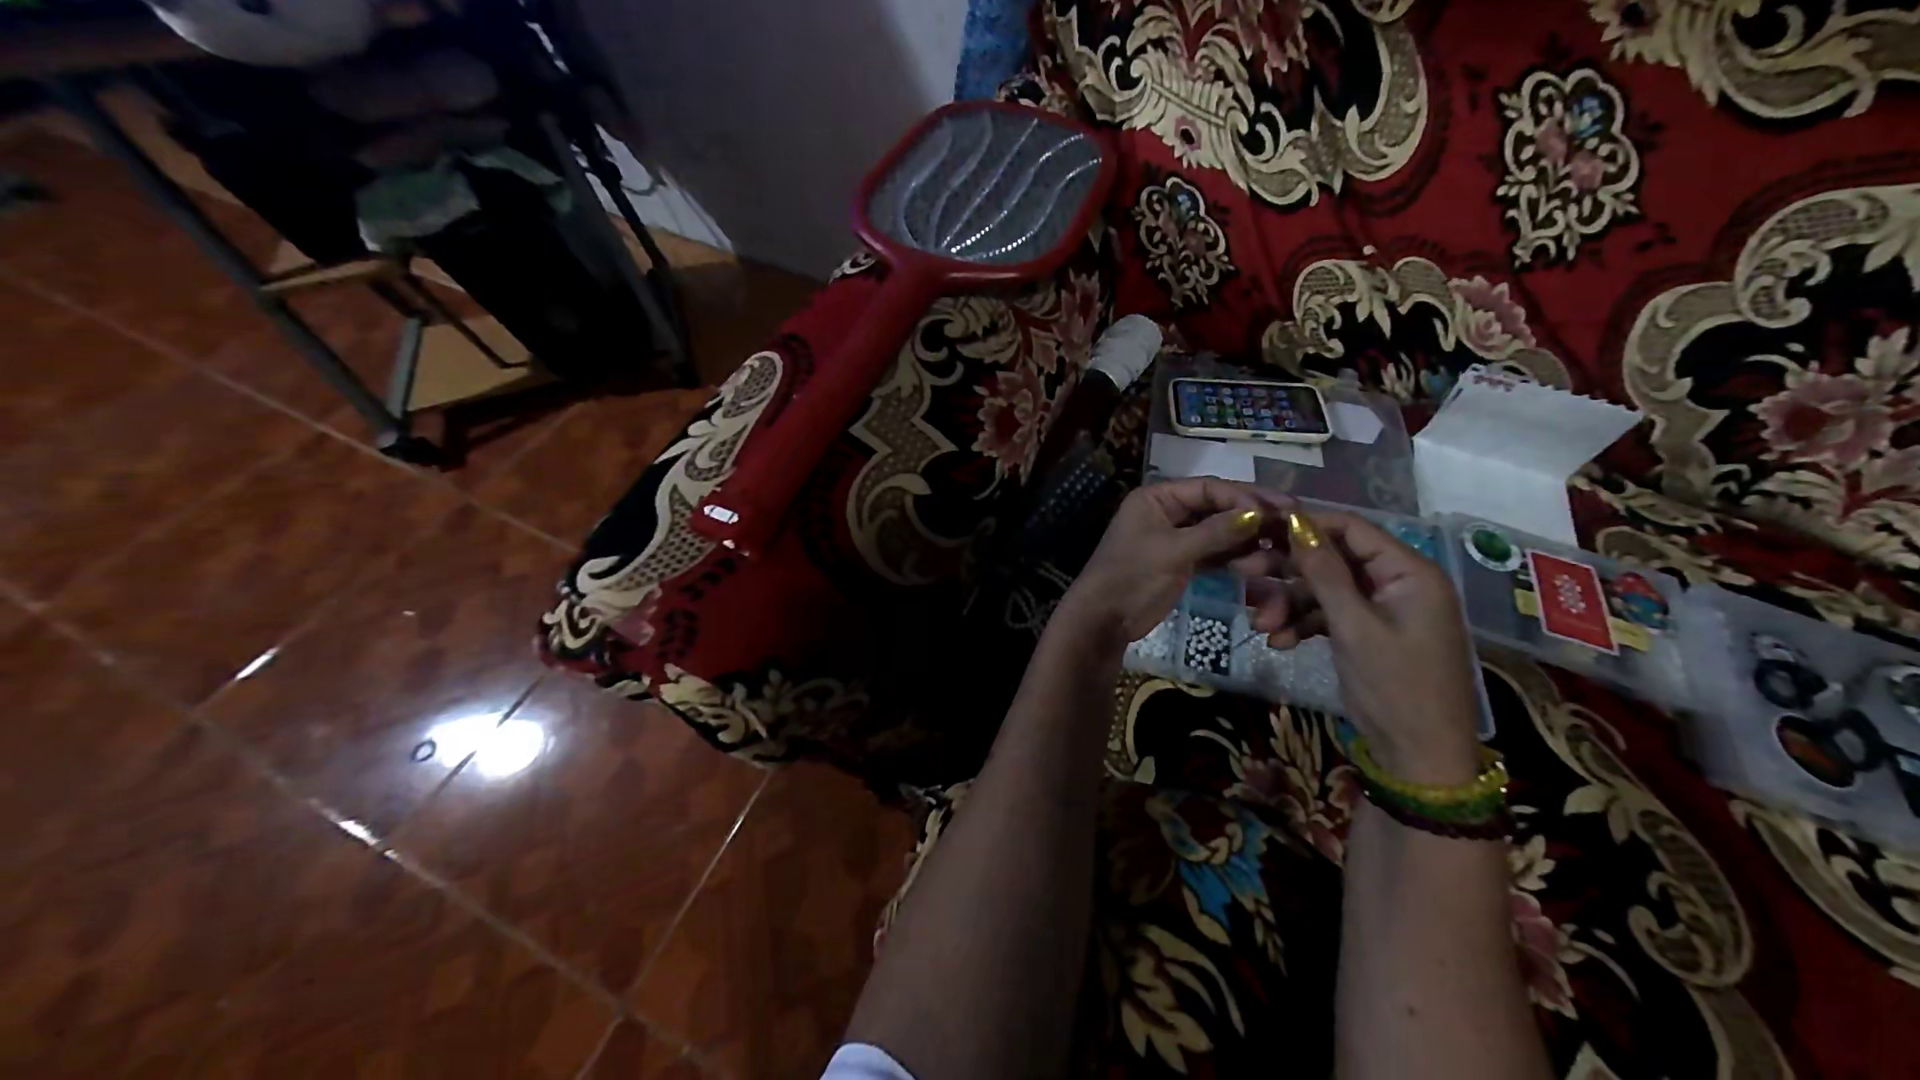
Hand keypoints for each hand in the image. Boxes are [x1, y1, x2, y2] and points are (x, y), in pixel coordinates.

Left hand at [1057, 478, 1284, 646]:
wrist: (1103, 619)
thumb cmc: (1131, 577)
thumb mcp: (1173, 551)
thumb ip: (1215, 532)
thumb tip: (1257, 513)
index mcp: (1157, 497)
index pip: (1209, 488)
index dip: (1245, 496)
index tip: (1281, 508)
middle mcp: (1167, 511)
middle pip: (1217, 507)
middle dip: (1251, 515)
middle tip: (1292, 522)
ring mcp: (1175, 537)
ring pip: (1219, 530)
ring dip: (1247, 536)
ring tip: (1282, 543)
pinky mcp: (1182, 561)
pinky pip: (1214, 551)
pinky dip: (1235, 555)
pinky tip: (1262, 559)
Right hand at [1240, 509, 1481, 784]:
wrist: (1421, 757)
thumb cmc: (1396, 686)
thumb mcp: (1355, 627)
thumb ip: (1325, 573)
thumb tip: (1296, 524)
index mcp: (1410, 572)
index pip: (1352, 529)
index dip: (1305, 525)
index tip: (1257, 530)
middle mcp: (1398, 583)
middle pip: (1333, 559)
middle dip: (1288, 571)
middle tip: (1243, 575)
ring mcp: (1383, 610)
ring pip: (1325, 590)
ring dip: (1290, 604)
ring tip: (1261, 627)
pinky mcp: (1369, 633)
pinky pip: (1330, 615)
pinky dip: (1303, 625)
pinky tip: (1279, 643)